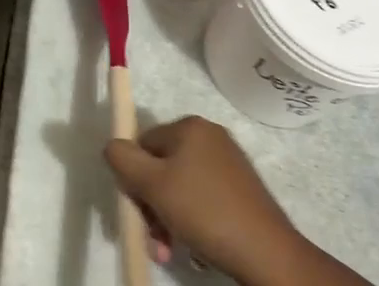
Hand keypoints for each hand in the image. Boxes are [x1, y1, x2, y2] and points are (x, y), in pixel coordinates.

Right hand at [105, 116, 367, 285]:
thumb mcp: (151, 183)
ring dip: (167, 219)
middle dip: (152, 205)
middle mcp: (210, 137)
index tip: (139, 208)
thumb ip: (122, 158)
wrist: (266, 252)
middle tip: (154, 238)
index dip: (134, 177)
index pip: (142, 144)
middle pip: (161, 167)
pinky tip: (192, 245)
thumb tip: (112, 146)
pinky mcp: (241, 190)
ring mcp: (229, 164)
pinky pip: (202, 199)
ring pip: (180, 188)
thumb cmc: (204, 210)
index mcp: (189, 126)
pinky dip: (191, 221)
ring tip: (168, 250)